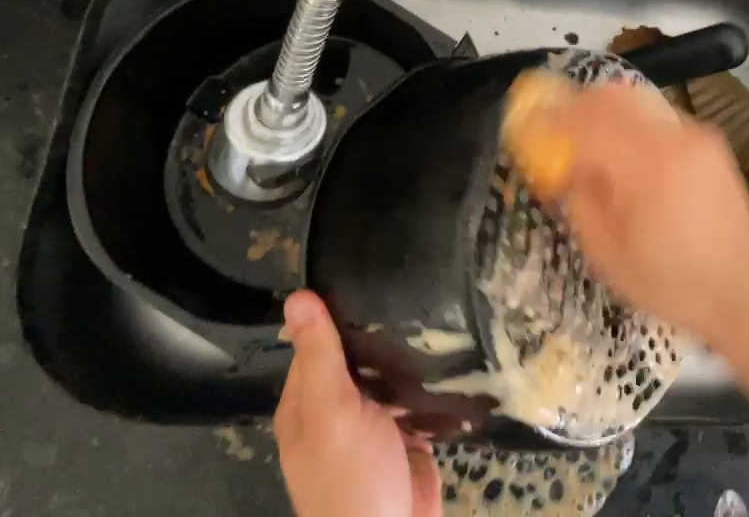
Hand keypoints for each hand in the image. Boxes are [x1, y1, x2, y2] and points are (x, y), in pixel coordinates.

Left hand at [274, 292, 443, 516]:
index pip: (317, 340)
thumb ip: (319, 356)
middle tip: (415, 278)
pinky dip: (429, 375)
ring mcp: (374, 423)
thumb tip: (297, 296)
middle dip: (380, 324)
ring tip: (439, 299)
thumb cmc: (351, 478)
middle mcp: (337, 409)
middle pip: (356, 354)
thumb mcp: (331, 412)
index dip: (337, 308)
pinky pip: (416, 394)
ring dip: (407, 347)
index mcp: (306, 402)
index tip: (370, 270)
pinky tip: (452, 344)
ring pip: (388, 372)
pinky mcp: (408, 434)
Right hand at [548, 83, 748, 343]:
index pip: (588, 122)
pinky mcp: (710, 140)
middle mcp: (675, 138)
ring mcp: (697, 134)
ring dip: (604, 112)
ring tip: (586, 139)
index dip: (553, 120)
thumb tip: (564, 166)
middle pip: (613, 96)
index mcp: (648, 167)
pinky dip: (632, 124)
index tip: (530, 125)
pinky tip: (625, 154)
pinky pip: (658, 117)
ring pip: (636, 100)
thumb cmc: (671, 283)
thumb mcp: (608, 255)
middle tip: (553, 125)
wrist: (743, 290)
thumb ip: (580, 201)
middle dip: (576, 105)